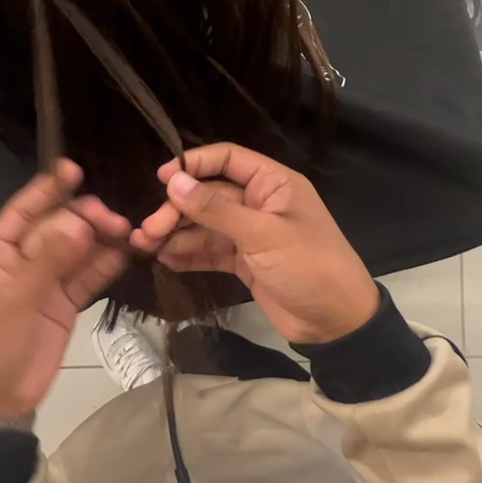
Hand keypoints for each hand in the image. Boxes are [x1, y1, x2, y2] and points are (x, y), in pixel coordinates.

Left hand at [0, 160, 131, 417]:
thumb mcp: (16, 300)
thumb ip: (49, 261)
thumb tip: (79, 222)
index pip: (23, 211)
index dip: (48, 189)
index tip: (74, 169)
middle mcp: (21, 260)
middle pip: (56, 227)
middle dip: (84, 219)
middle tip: (113, 220)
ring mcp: (45, 281)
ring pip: (76, 250)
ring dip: (99, 240)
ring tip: (127, 232)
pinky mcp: (64, 303)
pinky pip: (86, 277)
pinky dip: (104, 265)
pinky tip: (125, 254)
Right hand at [131, 143, 377, 345]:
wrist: (335, 322)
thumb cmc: (309, 266)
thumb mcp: (262, 234)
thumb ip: (216, 209)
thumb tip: (173, 182)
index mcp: (273, 184)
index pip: (228, 160)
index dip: (194, 165)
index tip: (161, 178)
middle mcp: (260, 204)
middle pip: (209, 197)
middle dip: (177, 211)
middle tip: (149, 231)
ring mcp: (251, 235)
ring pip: (205, 226)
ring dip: (176, 235)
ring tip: (146, 247)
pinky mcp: (245, 263)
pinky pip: (211, 252)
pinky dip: (189, 255)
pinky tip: (165, 260)